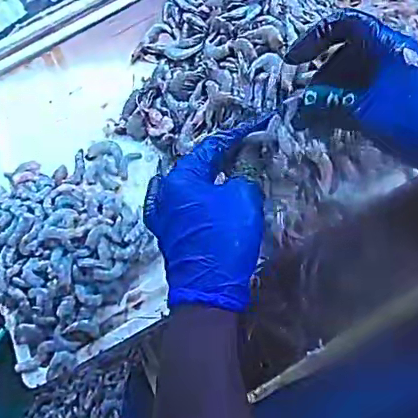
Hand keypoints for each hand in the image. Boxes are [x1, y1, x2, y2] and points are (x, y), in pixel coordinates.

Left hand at [143, 111, 271, 312]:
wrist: (208, 289)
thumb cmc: (224, 239)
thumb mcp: (243, 197)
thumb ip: (244, 171)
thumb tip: (247, 156)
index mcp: (180, 177)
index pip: (210, 146)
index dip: (236, 136)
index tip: (255, 128)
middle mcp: (165, 191)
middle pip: (196, 164)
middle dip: (221, 156)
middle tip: (246, 148)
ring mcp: (163, 214)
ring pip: (187, 185)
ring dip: (208, 176)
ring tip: (230, 170)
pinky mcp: (168, 234)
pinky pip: (182, 206)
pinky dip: (196, 198)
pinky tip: (201, 196)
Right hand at [288, 9, 417, 184]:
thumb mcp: (367, 112)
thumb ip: (332, 103)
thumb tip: (303, 102)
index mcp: (386, 45)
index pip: (344, 24)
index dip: (315, 37)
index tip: (294, 62)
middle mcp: (392, 54)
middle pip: (346, 52)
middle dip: (321, 75)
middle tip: (305, 102)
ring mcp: (399, 76)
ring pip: (355, 74)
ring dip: (332, 93)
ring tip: (316, 118)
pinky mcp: (403, 97)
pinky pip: (368, 91)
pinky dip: (349, 103)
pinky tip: (336, 123)